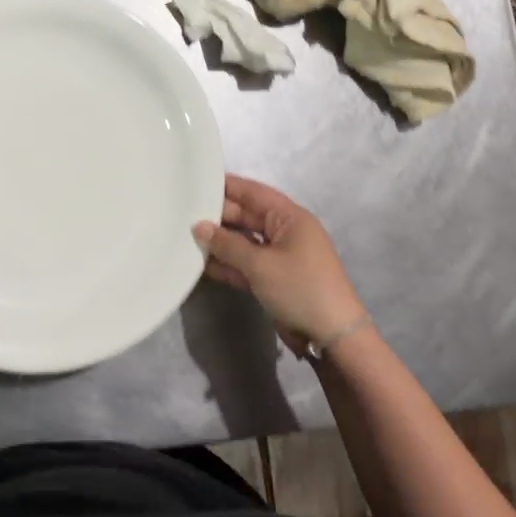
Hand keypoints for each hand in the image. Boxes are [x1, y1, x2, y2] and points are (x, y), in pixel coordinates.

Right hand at [193, 175, 368, 355]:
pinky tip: (202, 264)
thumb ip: (227, 244)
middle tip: (183, 212)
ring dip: (220, 242)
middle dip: (218, 216)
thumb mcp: (260, 264)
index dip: (227, 186)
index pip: (253, 193)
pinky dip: (228, 264)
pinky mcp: (274, 279)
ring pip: (244, 242)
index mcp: (290, 217)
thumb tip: (199, 227)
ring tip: (185, 235)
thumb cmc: (300, 288)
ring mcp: (280, 257)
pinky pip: (246, 264)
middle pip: (247, 216)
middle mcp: (285, 232)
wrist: (332, 336)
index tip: (197, 180)